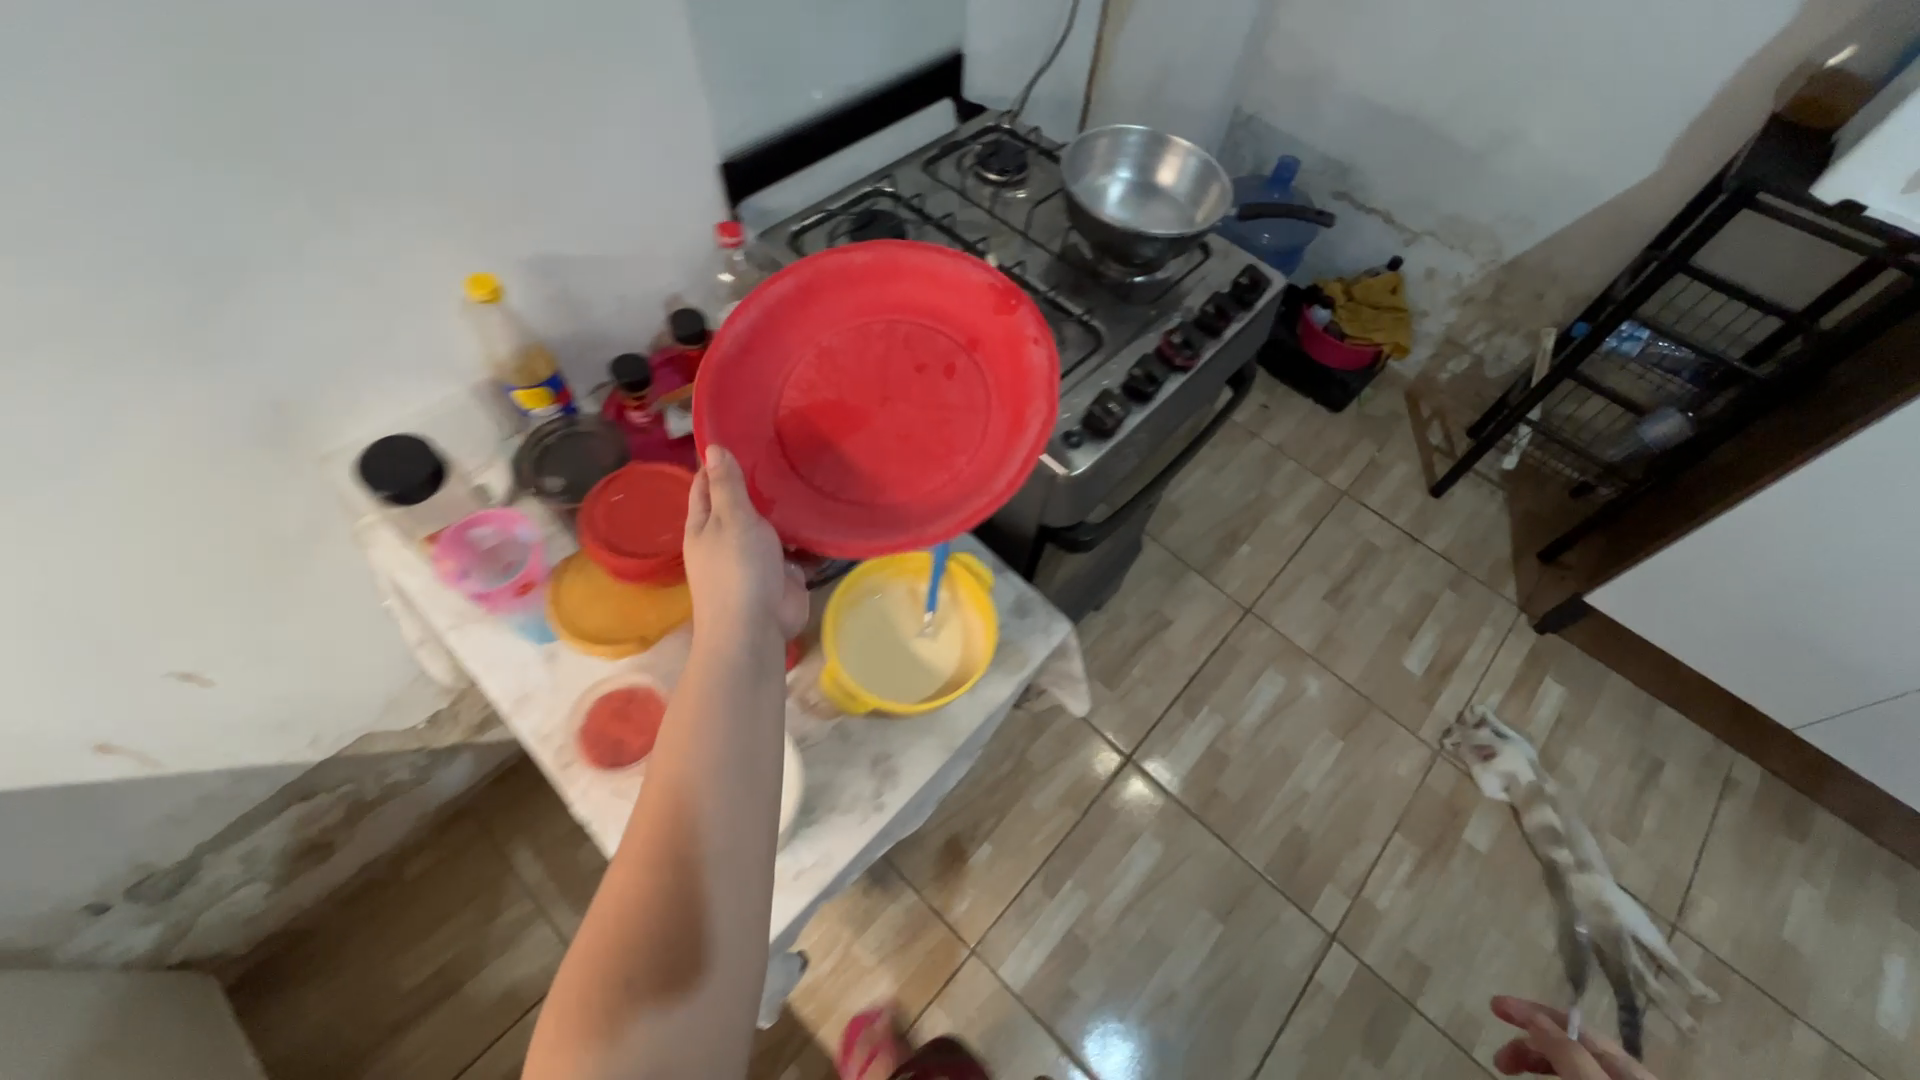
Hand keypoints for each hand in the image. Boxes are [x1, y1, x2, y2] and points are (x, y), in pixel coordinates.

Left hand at [683, 445, 807, 640]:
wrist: (756, 627)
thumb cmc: (737, 569)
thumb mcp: (730, 519)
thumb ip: (727, 486)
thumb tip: (713, 448)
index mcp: (704, 525)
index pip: (706, 485)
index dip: (719, 462)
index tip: (742, 435)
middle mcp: (727, 539)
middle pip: (741, 504)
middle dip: (759, 482)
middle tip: (785, 448)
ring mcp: (756, 557)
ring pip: (771, 525)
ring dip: (786, 508)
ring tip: (808, 474)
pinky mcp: (782, 572)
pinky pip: (796, 547)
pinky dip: (807, 534)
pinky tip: (823, 512)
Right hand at [1490, 997, 1658, 1079]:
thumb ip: (1568, 1053)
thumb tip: (1533, 1015)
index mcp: (1627, 1064)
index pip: (1574, 1026)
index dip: (1532, 1011)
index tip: (1494, 1005)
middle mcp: (1623, 1073)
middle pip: (1569, 1045)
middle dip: (1528, 1042)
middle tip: (1499, 1057)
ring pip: (1570, 1065)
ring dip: (1535, 1059)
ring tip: (1509, 1068)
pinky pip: (1573, 1078)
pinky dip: (1550, 1074)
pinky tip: (1535, 1077)